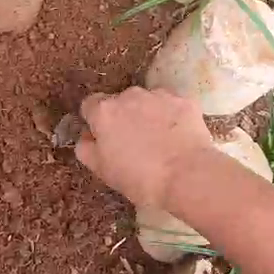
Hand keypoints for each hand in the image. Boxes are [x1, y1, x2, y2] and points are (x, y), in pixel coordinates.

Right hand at [74, 87, 215, 213]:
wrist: (187, 176)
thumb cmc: (139, 178)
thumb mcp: (102, 171)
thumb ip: (86, 149)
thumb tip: (86, 137)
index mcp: (104, 111)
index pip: (90, 105)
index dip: (95, 120)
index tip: (103, 137)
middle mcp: (129, 95)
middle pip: (120, 102)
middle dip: (124, 117)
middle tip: (134, 144)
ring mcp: (159, 95)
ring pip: (147, 102)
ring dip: (148, 115)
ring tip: (160, 142)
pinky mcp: (184, 101)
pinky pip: (172, 106)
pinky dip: (172, 118)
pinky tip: (178, 138)